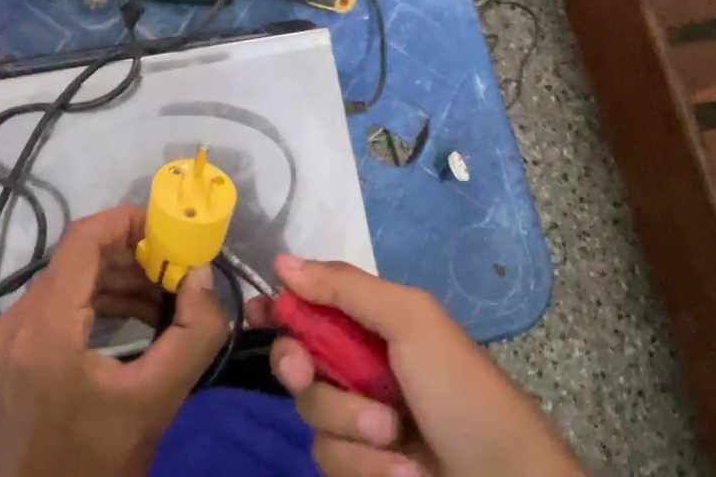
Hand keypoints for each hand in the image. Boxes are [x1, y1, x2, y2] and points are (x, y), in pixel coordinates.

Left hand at [0, 204, 230, 476]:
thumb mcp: (156, 402)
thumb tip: (202, 276)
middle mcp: (12, 324)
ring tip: (161, 302)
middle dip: (131, 258)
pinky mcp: (1, 359)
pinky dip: (90, 306)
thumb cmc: (97, 466)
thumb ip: (193, 334)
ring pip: (63, 284)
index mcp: (43, 330)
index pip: (83, 240)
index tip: (168, 231)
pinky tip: (129, 324)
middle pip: (75, 261)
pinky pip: (49, 310)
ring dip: (114, 283)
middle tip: (175, 273)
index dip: (127, 221)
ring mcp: (1, 342)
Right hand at [246, 255, 582, 476]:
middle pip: (295, 359)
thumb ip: (345, 289)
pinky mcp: (362, 468)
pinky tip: (404, 471)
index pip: (311, 305)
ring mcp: (360, 421)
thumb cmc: (460, 388)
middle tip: (308, 375)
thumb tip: (282, 260)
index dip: (277, 308)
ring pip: (311, 415)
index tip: (254, 315)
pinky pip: (331, 461)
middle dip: (299, 368)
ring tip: (393, 436)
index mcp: (373, 323)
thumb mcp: (410, 320)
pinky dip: (366, 467)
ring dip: (350, 425)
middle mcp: (360, 367)